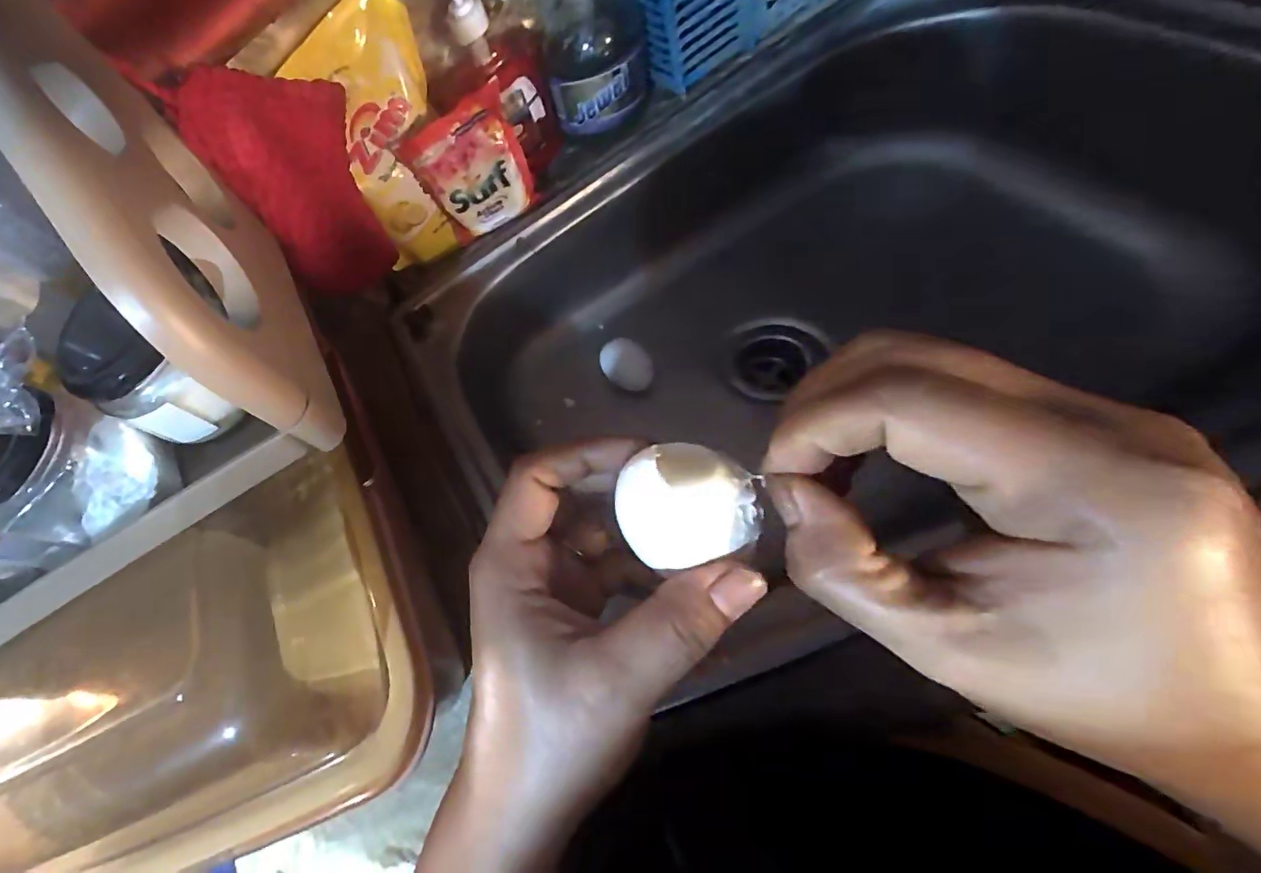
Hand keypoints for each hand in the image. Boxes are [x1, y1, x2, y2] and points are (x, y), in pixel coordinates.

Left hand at [420, 439, 768, 872]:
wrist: (524, 806)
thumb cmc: (550, 735)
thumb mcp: (618, 676)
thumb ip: (682, 623)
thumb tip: (751, 572)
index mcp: (509, 560)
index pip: (535, 477)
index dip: (584, 453)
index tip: (646, 456)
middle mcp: (523, 563)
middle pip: (570, 500)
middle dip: (624, 489)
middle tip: (686, 483)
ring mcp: (546, 589)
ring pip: (594, 536)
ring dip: (642, 530)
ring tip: (700, 523)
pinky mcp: (570, 615)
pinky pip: (609, 573)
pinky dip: (646, 570)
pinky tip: (689, 579)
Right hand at [759, 332, 1260, 776]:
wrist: (1243, 715)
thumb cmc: (1098, 697)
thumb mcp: (948, 651)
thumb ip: (845, 571)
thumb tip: (791, 493)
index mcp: (1094, 484)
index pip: (908, 399)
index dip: (816, 425)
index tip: (779, 480)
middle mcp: (1107, 421)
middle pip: (909, 355)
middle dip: (821, 403)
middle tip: (792, 469)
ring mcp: (1102, 408)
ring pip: (924, 354)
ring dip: (846, 398)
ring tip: (822, 463)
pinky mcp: (1086, 413)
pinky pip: (952, 379)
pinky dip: (883, 406)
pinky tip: (870, 454)